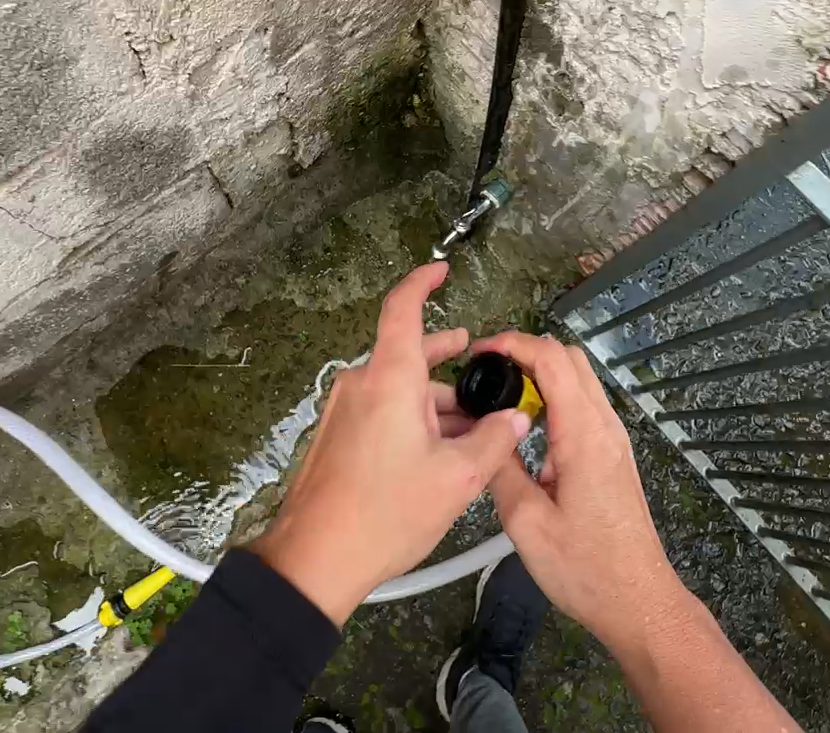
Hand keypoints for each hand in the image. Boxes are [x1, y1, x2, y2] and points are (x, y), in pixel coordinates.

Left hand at [250, 262, 532, 624]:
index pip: (402, 307)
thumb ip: (494, 441)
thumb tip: (515, 420)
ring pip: (399, 389)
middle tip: (481, 375)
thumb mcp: (457, 478)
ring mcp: (345, 410)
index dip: (423, 281)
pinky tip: (437, 454)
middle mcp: (363, 383)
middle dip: (450, 366)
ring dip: (435, 404)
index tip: (441, 269)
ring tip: (472, 435)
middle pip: (410, 355)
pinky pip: (381, 411)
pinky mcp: (337, 435)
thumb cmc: (386, 512)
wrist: (314, 561)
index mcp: (389, 378)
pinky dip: (412, 420)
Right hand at [481, 332, 693, 655]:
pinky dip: (556, 394)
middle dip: (526, 351)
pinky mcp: (615, 452)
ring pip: (581, 376)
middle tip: (488, 370)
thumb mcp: (526, 522)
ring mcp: (615, 437)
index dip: (513, 343)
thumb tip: (486, 429)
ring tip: (503, 394)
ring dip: (542, 371)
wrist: (639, 602)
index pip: (551, 359)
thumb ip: (502, 466)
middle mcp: (605, 426)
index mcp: (584, 435)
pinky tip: (530, 426)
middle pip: (570, 356)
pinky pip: (585, 402)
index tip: (481, 351)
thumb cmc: (585, 568)